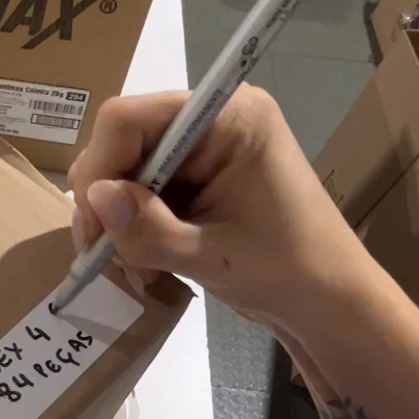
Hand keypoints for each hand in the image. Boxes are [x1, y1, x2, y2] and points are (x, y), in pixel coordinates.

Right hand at [66, 86, 387, 336]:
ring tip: (132, 266)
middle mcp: (207, 121)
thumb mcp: (210, 256)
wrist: (325, 300)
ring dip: (114, 222)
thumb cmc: (286, 272)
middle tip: (107, 257)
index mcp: (226, 118)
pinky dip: (129, 229)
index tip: (96, 228)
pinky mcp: (192, 178)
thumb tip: (94, 199)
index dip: (100, 168)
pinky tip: (143, 261)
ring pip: (121, 172)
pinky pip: (137, 192)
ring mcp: (198, 150)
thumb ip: (148, 230)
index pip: (128, 119)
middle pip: (119, 144)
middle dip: (105, 202)